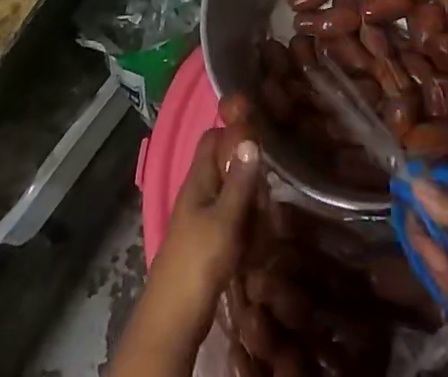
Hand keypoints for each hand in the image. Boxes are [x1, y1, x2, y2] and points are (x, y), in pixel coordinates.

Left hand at [151, 127, 262, 313]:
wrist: (176, 314)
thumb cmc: (200, 259)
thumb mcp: (226, 217)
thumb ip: (239, 181)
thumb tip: (250, 138)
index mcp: (197, 179)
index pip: (212, 139)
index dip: (234, 132)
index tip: (262, 139)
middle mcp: (198, 192)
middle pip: (225, 167)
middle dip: (249, 173)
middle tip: (270, 189)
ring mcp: (202, 217)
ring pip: (232, 195)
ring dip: (251, 202)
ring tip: (269, 217)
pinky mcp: (209, 241)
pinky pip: (233, 220)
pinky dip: (247, 225)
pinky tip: (260, 239)